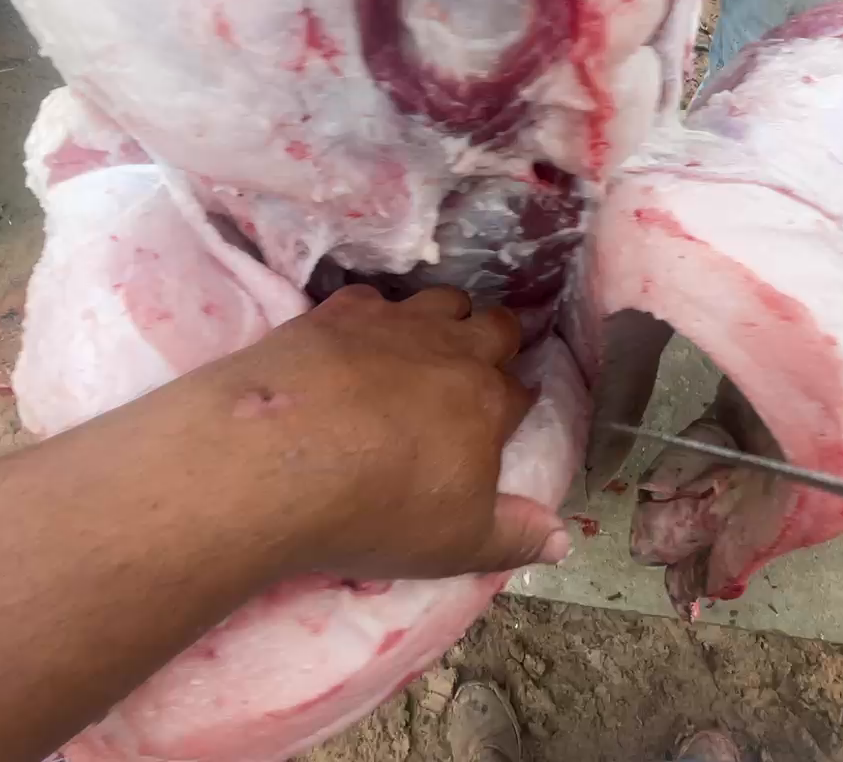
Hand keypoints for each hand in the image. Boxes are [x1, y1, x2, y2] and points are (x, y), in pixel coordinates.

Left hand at [193, 285, 569, 579]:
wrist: (277, 462)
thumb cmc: (378, 508)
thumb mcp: (457, 543)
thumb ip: (516, 537)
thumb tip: (565, 538)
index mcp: (487, 401)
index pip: (521, 390)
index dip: (516, 402)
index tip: (504, 418)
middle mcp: (450, 349)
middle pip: (496, 326)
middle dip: (496, 343)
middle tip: (471, 374)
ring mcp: (394, 323)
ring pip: (442, 300)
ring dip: (444, 319)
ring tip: (421, 349)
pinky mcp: (339, 311)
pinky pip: (371, 299)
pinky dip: (371, 317)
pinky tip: (351, 344)